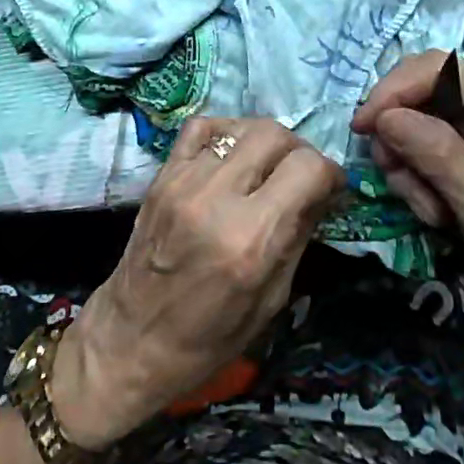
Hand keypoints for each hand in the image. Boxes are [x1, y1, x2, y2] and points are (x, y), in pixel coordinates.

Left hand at [49, 117, 342, 449]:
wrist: (134, 336)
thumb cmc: (210, 335)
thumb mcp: (272, 297)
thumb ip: (298, 235)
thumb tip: (322, 192)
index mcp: (251, 239)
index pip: (307, 167)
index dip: (330, 174)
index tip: (330, 189)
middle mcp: (216, 199)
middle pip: (273, 134)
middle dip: (299, 151)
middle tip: (299, 177)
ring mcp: (183, 182)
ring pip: (238, 128)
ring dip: (263, 142)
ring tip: (266, 168)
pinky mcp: (160, 177)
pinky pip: (199, 128)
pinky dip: (224, 133)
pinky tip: (230, 157)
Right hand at [350, 51, 463, 330]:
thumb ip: (440, 160)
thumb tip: (387, 116)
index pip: (444, 70)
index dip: (395, 90)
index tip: (364, 128)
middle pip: (427, 93)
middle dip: (400, 133)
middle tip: (397, 179)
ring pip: (422, 122)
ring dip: (410, 164)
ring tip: (430, 210)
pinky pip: (431, 146)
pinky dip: (420, 175)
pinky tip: (438, 209)